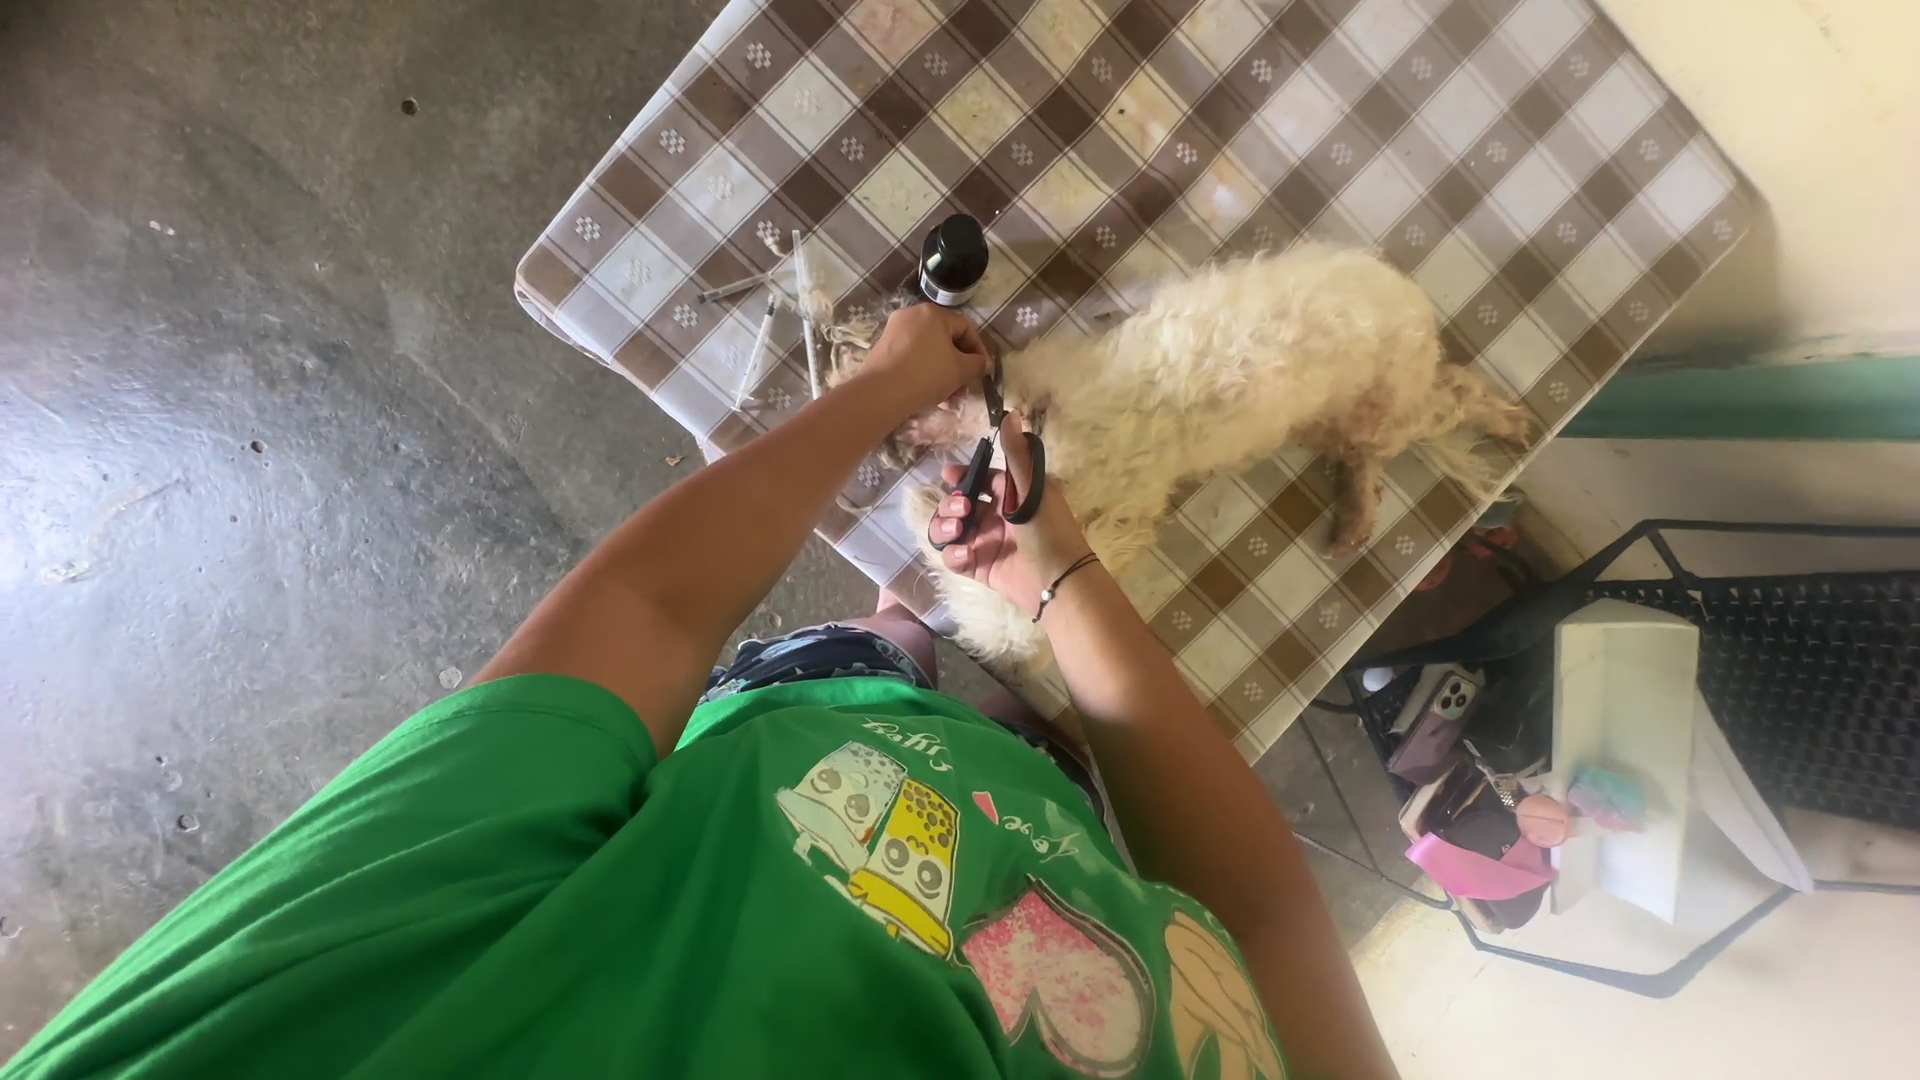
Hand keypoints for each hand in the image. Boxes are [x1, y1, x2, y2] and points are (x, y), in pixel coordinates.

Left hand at [857, 304, 992, 414]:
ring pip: (929, 353)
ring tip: (948, 400)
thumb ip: (977, 365)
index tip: (983, 371)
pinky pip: (912, 358)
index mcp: (933, 313)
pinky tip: (931, 397)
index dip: (979, 351)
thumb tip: (983, 363)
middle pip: (946, 341)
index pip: (965, 328)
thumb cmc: (926, 375)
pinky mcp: (884, 349)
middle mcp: (913, 316)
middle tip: (964, 389)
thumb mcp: (960, 371)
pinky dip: (925, 374)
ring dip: (944, 375)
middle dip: (959, 368)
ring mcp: (895, 332)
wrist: (881, 393)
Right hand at [930, 413, 1092, 617]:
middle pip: (959, 504)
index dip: (963, 476)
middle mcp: (997, 517)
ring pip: (950, 529)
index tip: (948, 474)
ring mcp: (986, 542)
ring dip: (945, 526)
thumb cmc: (1049, 530)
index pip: (980, 480)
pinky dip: (954, 554)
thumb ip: (1016, 454)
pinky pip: (954, 557)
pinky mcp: (980, 567)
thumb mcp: (1033, 488)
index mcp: (1012, 495)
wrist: (1059, 580)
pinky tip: (966, 554)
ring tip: (958, 530)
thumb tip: (1010, 412)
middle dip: (951, 503)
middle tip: (962, 509)